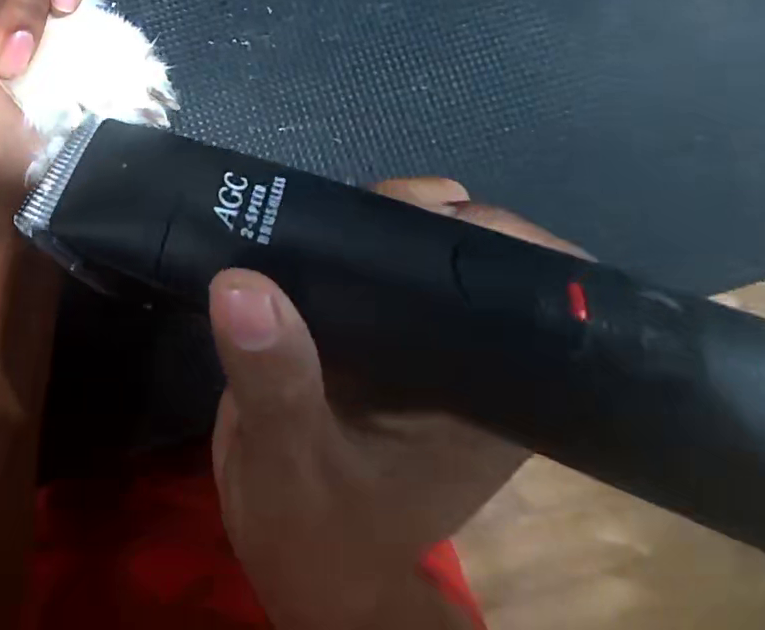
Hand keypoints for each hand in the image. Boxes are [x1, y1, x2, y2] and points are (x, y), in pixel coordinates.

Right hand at [209, 178, 589, 629]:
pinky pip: (363, 266)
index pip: (524, 299)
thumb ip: (275, 382)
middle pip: (467, 260)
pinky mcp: (369, 332)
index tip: (433, 209)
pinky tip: (309, 219)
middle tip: (368, 201)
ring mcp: (415, 342)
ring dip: (379, 217)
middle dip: (425, 215)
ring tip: (333, 205)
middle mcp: (464, 358)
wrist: (294, 563)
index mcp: (487, 393)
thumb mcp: (291, 465)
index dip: (496, 239)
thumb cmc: (315, 534)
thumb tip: (241, 284)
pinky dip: (341, 236)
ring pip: (413, 253)